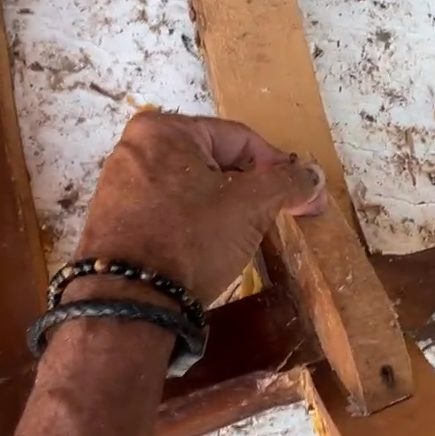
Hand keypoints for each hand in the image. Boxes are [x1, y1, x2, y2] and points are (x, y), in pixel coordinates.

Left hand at [65, 112, 328, 308]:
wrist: (129, 304)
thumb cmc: (191, 238)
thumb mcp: (251, 205)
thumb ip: (289, 182)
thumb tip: (316, 178)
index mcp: (164, 131)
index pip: (242, 139)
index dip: (278, 166)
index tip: (300, 194)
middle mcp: (136, 148)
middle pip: (218, 161)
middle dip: (253, 188)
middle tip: (278, 214)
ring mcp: (122, 185)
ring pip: (197, 187)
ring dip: (229, 206)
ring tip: (249, 233)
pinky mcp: (118, 220)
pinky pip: (174, 209)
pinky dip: (200, 221)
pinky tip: (214, 244)